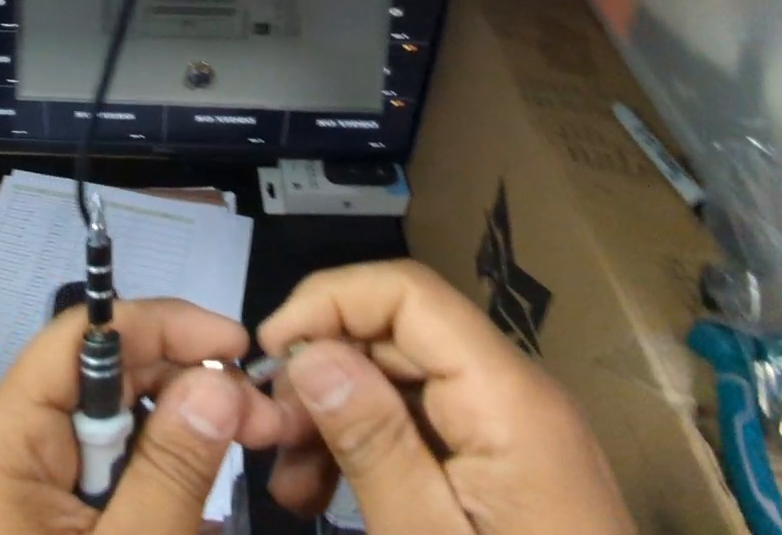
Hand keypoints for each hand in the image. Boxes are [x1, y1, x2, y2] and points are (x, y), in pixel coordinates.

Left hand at [0, 298, 287, 534]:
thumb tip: (220, 380)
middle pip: (104, 371)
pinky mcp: (44, 506)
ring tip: (251, 436)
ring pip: (114, 414)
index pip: (82, 337)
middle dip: (185, 376)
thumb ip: (173, 467)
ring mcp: (26, 472)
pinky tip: (201, 471)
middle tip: (261, 409)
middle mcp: (10, 435)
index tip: (235, 344)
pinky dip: (159, 459)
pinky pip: (108, 460)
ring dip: (182, 418)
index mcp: (4, 432)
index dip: (160, 324)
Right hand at [258, 260, 635, 534]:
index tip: (271, 351)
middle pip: (396, 333)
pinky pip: (418, 422)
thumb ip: (373, 444)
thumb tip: (310, 352)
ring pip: (397, 377)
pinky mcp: (500, 458)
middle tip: (270, 432)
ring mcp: (507, 425)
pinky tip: (321, 490)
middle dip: (323, 368)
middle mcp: (512, 392)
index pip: (407, 292)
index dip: (329, 300)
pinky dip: (365, 443)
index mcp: (508, 400)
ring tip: (289, 478)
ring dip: (334, 413)